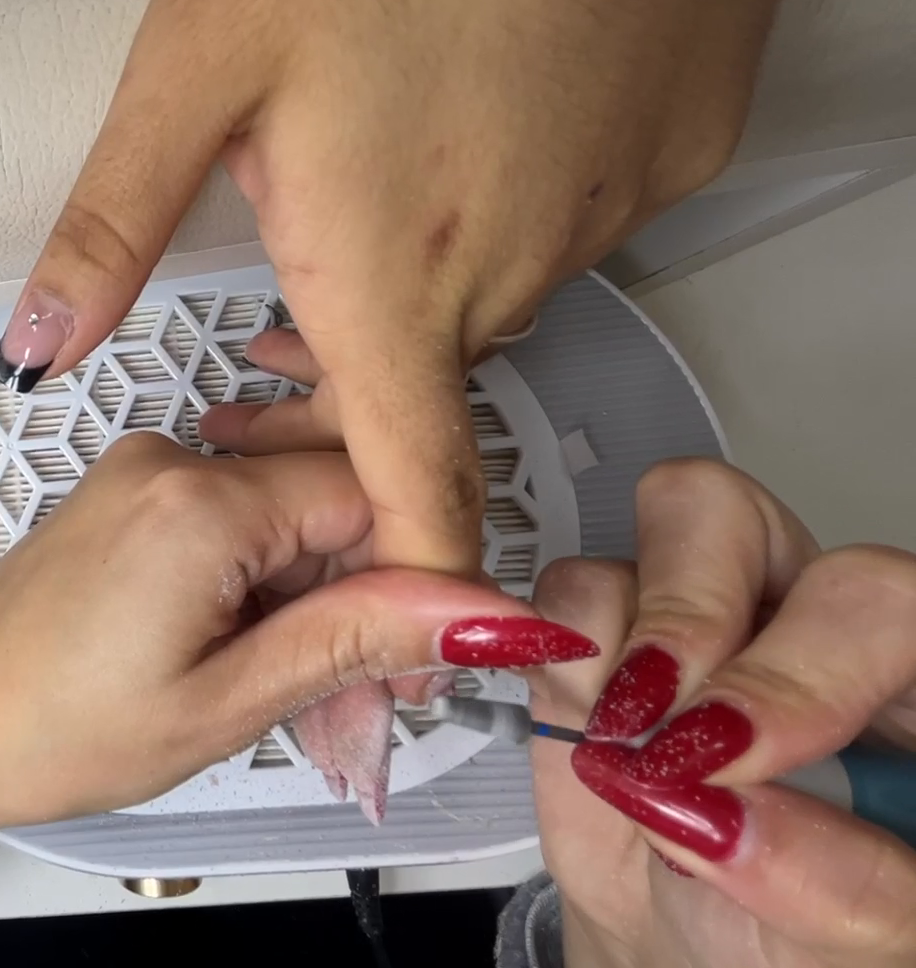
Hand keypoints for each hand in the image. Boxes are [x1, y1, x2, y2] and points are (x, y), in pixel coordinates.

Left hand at [0, 0, 800, 575]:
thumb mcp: (192, 79)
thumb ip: (111, 232)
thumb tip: (38, 348)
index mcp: (391, 271)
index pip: (411, 477)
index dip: (408, 568)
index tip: (405, 625)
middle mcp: (511, 258)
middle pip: (415, 385)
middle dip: (339, 400)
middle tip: (255, 373)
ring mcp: (606, 196)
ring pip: (473, 303)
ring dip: (399, 304)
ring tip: (327, 261)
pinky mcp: (667, 133)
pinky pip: (549, 227)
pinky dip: (474, 231)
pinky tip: (428, 170)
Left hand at [0, 432, 600, 843]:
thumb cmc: (72, 732)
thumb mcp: (227, 700)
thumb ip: (355, 637)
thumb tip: (493, 609)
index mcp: (199, 498)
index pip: (370, 490)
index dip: (411, 575)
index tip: (406, 664)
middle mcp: (167, 455)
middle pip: (318, 496)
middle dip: (351, 592)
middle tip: (342, 697)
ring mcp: (136, 468)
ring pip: (272, 508)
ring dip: (298, 591)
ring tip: (271, 680)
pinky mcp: (119, 491)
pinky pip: (217, 511)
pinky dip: (246, 571)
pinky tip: (228, 639)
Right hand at [527, 459, 915, 966]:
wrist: (685, 934)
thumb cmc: (805, 948)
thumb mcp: (875, 953)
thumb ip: (843, 891)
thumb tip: (711, 811)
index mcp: (915, 692)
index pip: (888, 603)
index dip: (796, 666)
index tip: (724, 758)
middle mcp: (813, 627)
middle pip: (748, 518)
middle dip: (685, 621)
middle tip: (657, 728)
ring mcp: (705, 613)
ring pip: (663, 521)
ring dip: (623, 633)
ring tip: (622, 731)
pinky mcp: (602, 625)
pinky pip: (569, 583)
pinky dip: (562, 651)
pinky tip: (590, 721)